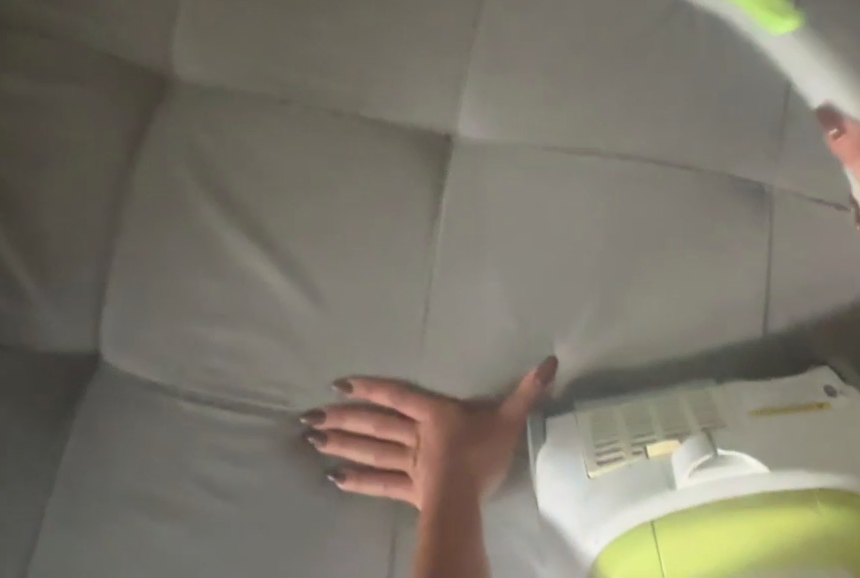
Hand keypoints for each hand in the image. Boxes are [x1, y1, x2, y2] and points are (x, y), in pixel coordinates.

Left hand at [302, 356, 557, 510]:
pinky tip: (333, 479)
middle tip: (307, 416)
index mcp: (434, 414)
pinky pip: (379, 484)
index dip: (370, 389)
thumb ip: (527, 390)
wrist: (468, 498)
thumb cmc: (485, 454)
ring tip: (311, 441)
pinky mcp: (409, 490)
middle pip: (375, 425)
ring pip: (371, 451)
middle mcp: (416, 436)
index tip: (339, 383)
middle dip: (342, 419)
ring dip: (342, 445)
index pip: (398, 396)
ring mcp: (409, 465)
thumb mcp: (511, 416)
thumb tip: (551, 360)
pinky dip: (357, 481)